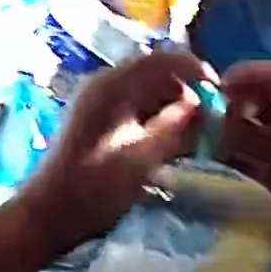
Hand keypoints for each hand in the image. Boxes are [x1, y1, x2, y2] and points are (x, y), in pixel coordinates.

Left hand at [16, 51, 209, 252]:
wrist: (49, 211)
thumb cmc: (96, 184)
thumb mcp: (143, 156)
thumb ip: (176, 126)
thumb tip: (203, 103)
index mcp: (112, 84)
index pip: (160, 60)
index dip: (193, 68)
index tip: (220, 88)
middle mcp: (103, 82)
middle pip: (152, 71)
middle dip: (184, 88)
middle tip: (212, 113)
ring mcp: (97, 98)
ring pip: (144, 88)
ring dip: (171, 103)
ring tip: (196, 129)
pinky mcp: (96, 116)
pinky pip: (132, 103)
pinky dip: (154, 114)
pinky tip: (170, 137)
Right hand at [220, 60, 270, 271]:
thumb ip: (258, 143)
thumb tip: (217, 119)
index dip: (244, 74)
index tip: (216, 88)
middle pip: (262, 96)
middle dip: (232, 100)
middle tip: (206, 116)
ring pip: (256, 123)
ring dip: (229, 126)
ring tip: (205, 136)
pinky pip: (257, 150)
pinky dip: (236, 150)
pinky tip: (217, 156)